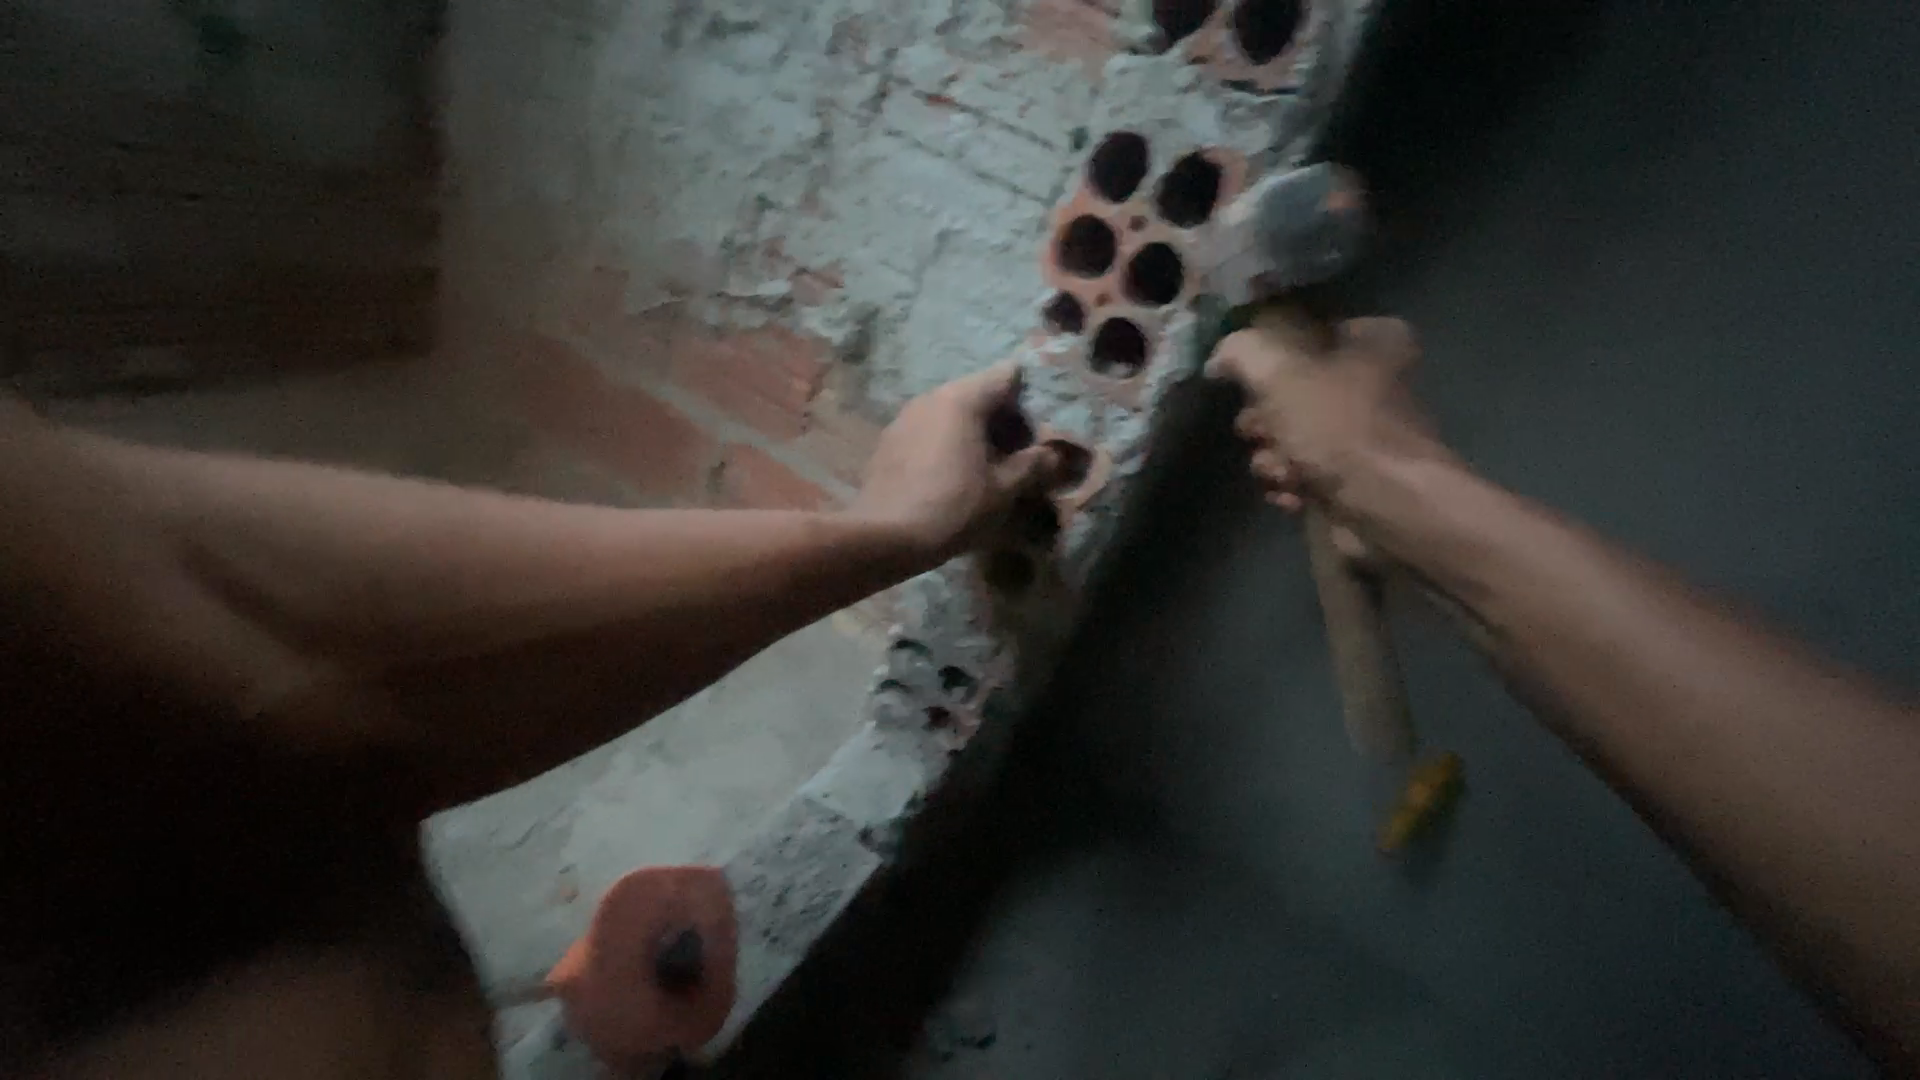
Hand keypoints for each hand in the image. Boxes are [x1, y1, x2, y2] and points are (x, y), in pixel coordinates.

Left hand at [852, 362, 1061, 560]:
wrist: (886, 537)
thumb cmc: (953, 507)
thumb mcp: (1004, 490)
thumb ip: (1033, 465)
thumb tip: (1055, 454)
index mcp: (962, 399)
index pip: (1007, 376)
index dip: (1028, 400)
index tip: (1037, 431)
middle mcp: (930, 397)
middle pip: (978, 394)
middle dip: (1001, 419)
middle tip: (1017, 455)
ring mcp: (904, 417)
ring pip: (951, 413)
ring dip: (973, 433)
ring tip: (986, 468)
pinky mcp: (888, 441)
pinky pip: (929, 430)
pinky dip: (946, 443)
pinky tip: (952, 476)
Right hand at [1207, 315, 1444, 514]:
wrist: (1385, 506)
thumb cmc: (1338, 428)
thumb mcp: (1281, 373)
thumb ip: (1243, 352)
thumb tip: (1220, 357)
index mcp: (1371, 342)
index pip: (1303, 334)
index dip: (1269, 359)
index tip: (1251, 381)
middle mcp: (1370, 383)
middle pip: (1288, 392)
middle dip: (1264, 419)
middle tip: (1261, 430)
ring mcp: (1358, 435)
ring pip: (1287, 436)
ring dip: (1271, 457)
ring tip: (1281, 470)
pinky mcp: (1349, 477)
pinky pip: (1299, 472)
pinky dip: (1288, 483)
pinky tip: (1290, 491)